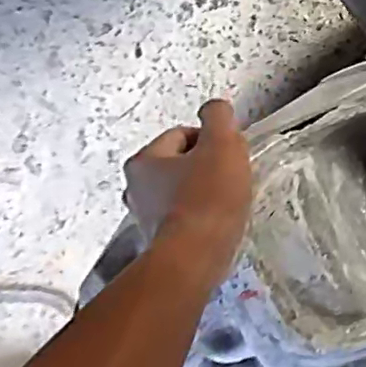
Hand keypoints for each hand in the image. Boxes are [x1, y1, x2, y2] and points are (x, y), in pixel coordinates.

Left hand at [124, 99, 252, 270]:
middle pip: (181, 163)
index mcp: (143, 161)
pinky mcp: (159, 242)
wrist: (197, 257)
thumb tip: (215, 109)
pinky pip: (184, 217)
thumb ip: (218, 117)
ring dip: (204, 192)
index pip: (183, 135)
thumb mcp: (222, 143)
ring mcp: (145, 218)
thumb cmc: (208, 196)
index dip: (212, 139)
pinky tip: (217, 222)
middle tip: (230, 177)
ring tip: (227, 202)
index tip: (229, 155)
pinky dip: (200, 216)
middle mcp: (135, 188)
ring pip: (182, 191)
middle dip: (206, 166)